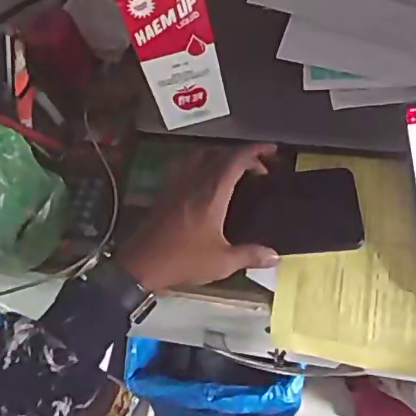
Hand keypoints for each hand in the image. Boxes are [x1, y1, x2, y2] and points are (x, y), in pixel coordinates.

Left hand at [116, 144, 280, 292]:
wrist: (141, 265)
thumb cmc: (183, 260)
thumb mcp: (222, 262)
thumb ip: (250, 255)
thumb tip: (275, 256)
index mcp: (212, 193)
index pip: (236, 159)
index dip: (256, 151)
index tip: (271, 151)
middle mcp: (194, 181)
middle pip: (221, 153)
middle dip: (243, 155)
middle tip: (259, 167)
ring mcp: (177, 184)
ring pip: (201, 155)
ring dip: (221, 156)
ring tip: (235, 169)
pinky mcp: (165, 191)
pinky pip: (187, 165)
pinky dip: (203, 164)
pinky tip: (206, 180)